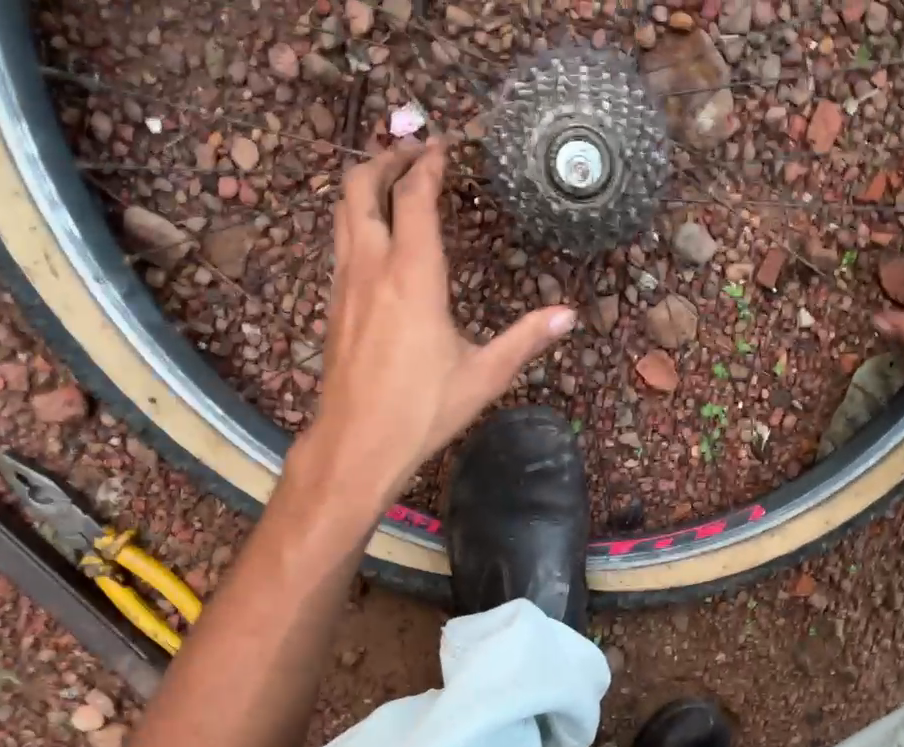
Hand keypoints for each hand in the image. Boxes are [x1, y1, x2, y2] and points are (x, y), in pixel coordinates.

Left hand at [300, 139, 575, 488]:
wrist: (356, 442)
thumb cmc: (423, 409)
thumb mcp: (485, 375)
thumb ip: (526, 339)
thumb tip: (569, 316)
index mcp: (413, 276)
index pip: (414, 199)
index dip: (427, 166)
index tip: (442, 146)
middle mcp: (372, 267)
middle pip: (361, 188)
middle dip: (385, 159)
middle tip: (411, 149)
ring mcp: (346, 284)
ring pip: (343, 213)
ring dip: (364, 185)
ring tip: (390, 178)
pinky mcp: (335, 304)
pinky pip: (341, 242)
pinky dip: (356, 218)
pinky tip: (376, 236)